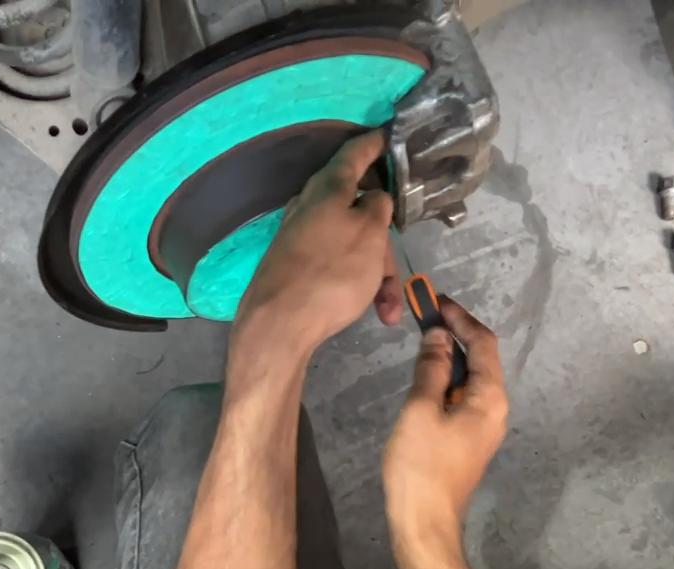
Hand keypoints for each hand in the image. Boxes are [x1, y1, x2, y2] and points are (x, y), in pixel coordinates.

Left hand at [232, 131, 402, 355]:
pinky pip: (334, 268)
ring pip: (349, 247)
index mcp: (327, 187)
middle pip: (357, 211)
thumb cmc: (331, 273)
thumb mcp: (370, 234)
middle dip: (383, 243)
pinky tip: (368, 310)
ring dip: (374, 275)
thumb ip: (378, 206)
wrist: (277, 325)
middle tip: (396, 273)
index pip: (355, 153)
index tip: (390, 137)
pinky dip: (354, 286)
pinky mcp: (293, 269)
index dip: (376, 144)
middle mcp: (308, 207)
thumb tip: (373, 197)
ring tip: (386, 309)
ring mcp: (298, 239)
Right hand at [382, 300, 506, 552]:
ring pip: (471, 382)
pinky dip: (446, 384)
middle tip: (424, 319)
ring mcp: (484, 429)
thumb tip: (438, 336)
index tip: (435, 300)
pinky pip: (462, 401)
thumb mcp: (420, 409)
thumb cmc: (421, 465)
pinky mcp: (469, 443)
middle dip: (455, 336)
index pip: (483, 343)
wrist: (425, 522)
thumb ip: (431, 368)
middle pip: (481, 360)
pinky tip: (425, 384)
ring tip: (421, 347)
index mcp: (490, 398)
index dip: (460, 318)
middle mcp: (496, 410)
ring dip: (449, 360)